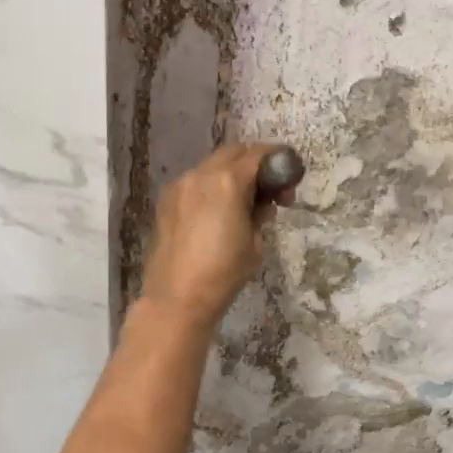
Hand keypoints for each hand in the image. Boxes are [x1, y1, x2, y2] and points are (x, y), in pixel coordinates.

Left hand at [140, 142, 290, 327]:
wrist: (176, 299)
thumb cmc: (223, 274)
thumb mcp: (255, 245)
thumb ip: (260, 215)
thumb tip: (261, 205)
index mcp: (227, 181)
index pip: (259, 155)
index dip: (278, 163)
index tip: (287, 183)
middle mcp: (200, 175)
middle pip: (233, 153)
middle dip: (253, 165)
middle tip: (267, 192)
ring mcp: (179, 187)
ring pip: (210, 167)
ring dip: (230, 176)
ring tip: (241, 206)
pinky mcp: (165, 203)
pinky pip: (193, 184)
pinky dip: (209, 189)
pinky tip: (215, 215)